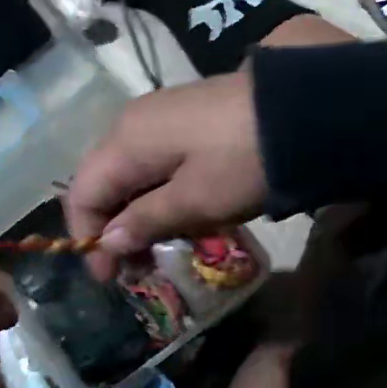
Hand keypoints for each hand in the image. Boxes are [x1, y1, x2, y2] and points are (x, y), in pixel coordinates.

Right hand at [66, 69, 269, 280]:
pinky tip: (179, 217)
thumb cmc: (243, 162)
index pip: (82, 194)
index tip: (111, 277)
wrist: (304, 110)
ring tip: (159, 249)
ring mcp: (160, 118)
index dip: (88, 238)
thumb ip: (145, 220)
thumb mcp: (194, 200)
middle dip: (113, 230)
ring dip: (137, 216)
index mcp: (126, 141)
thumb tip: (107, 241)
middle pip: (102, 183)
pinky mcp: (186, 121)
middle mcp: (132, 124)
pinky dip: (157, 196)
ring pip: (129, 175)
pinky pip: (154, 164)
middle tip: (137, 269)